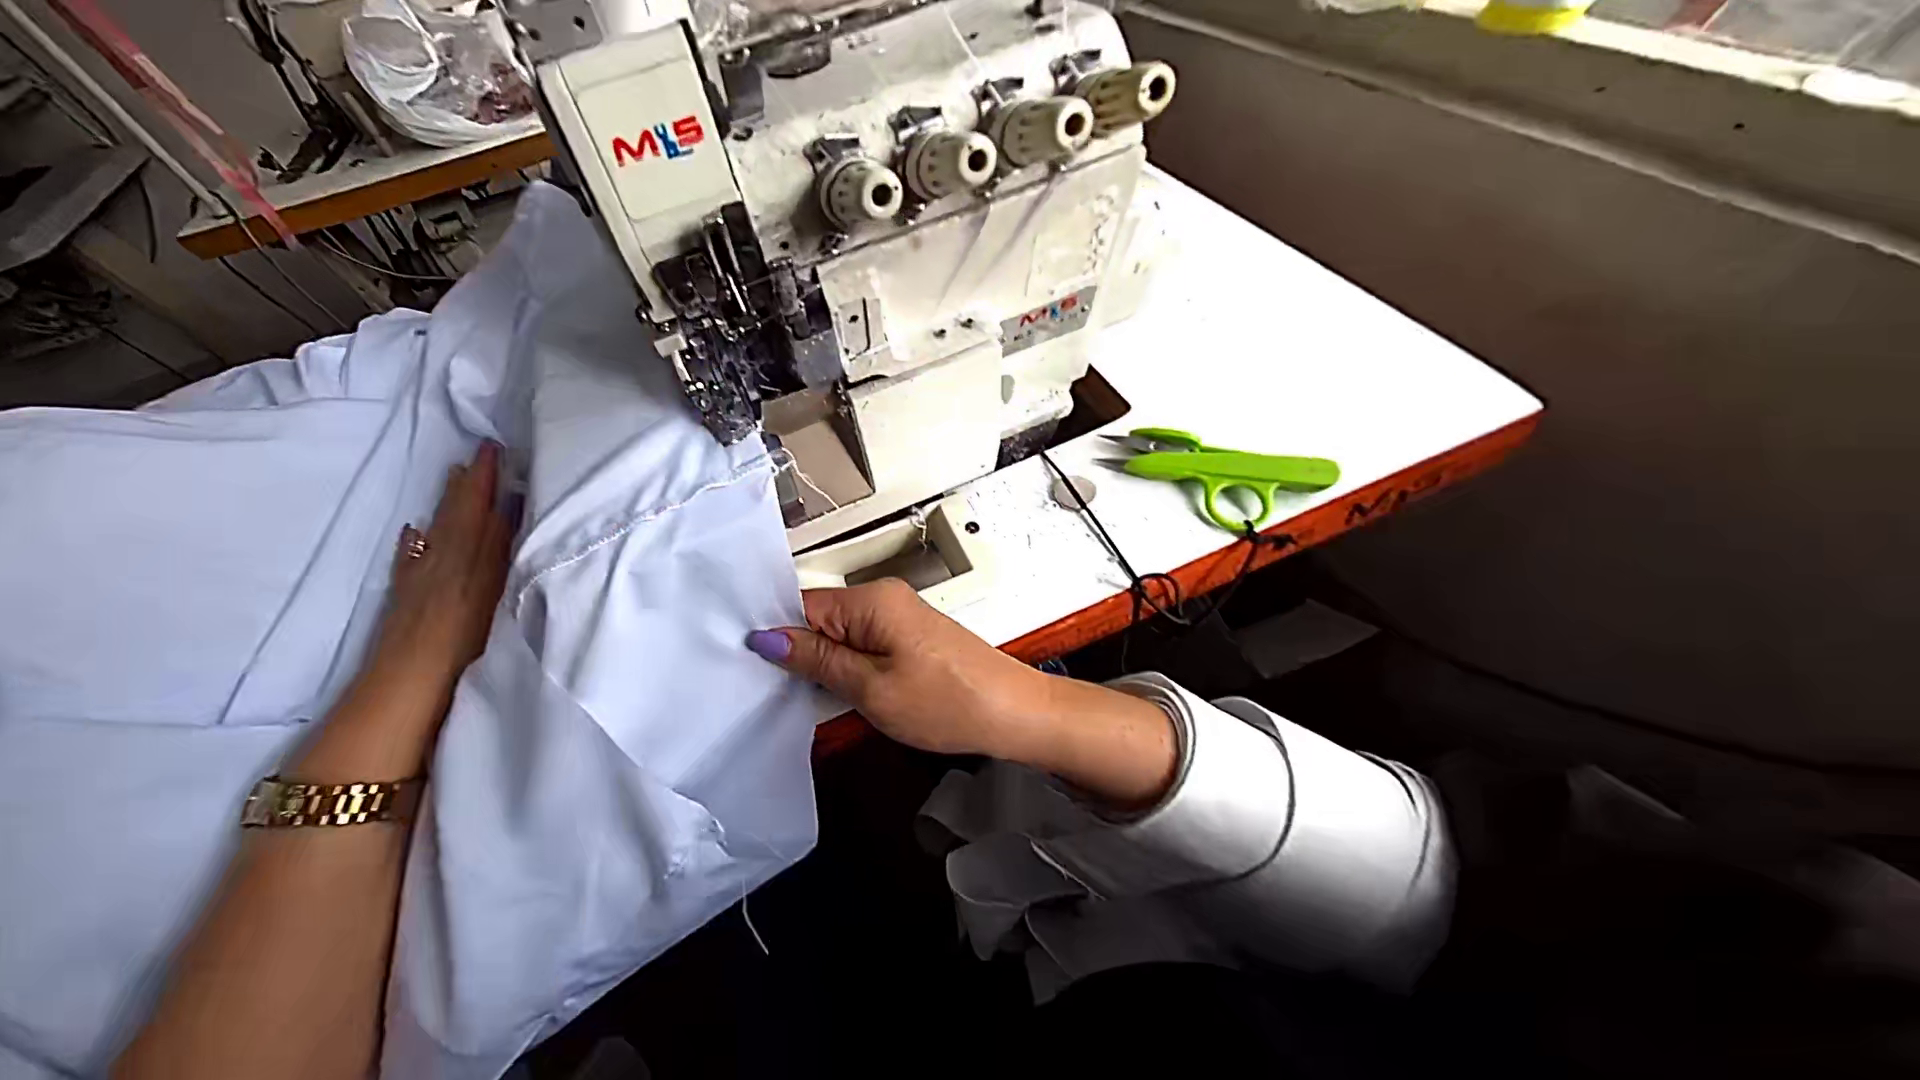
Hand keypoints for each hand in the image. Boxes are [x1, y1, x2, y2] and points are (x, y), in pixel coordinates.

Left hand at [366, 442, 512, 691]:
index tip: (498, 450)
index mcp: (468, 566)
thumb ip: (502, 556)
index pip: (482, 515)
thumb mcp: (494, 601)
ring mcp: (421, 581)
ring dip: (449, 502)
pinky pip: (412, 558)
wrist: (403, 694)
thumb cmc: (463, 654)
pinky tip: (417, 530)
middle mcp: (443, 566)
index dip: (488, 483)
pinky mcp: (405, 599)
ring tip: (457, 475)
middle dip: (471, 482)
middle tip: (483, 449)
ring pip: (438, 531)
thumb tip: (511, 514)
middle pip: (458, 516)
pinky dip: (418, 540)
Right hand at [748, 579, 1051, 756]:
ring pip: (843, 636)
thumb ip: (817, 660)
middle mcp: (887, 599)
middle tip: (794, 692)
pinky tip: (852, 696)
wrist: (1012, 713)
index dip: (779, 637)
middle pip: (821, 619)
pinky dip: (853, 670)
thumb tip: (771, 638)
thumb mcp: (871, 688)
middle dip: (804, 655)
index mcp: (873, 600)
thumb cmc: (953, 701)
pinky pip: (866, 646)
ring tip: (829, 699)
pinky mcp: (911, 638)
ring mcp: (901, 618)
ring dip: (829, 667)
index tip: (758, 666)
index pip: (802, 605)